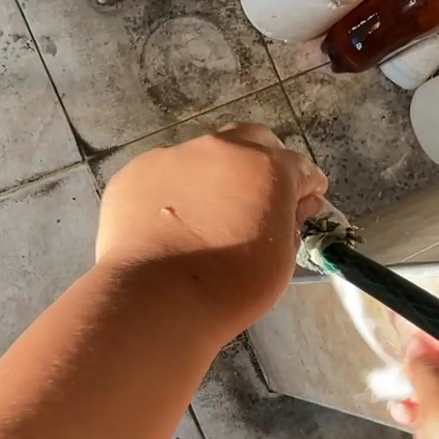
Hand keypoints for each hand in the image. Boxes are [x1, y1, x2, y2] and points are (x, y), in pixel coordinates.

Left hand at [96, 124, 327, 336]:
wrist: (157, 297)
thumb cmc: (232, 287)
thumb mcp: (281, 259)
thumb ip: (289, 220)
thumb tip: (293, 205)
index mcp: (266, 167)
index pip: (298, 166)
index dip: (304, 186)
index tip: (302, 203)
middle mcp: (220, 149)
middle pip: (249, 141)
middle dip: (260, 162)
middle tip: (256, 196)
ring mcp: (172, 156)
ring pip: (200, 158)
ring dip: (209, 177)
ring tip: (202, 217)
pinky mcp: (134, 173)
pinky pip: (161, 178)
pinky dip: (169, 194)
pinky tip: (164, 226)